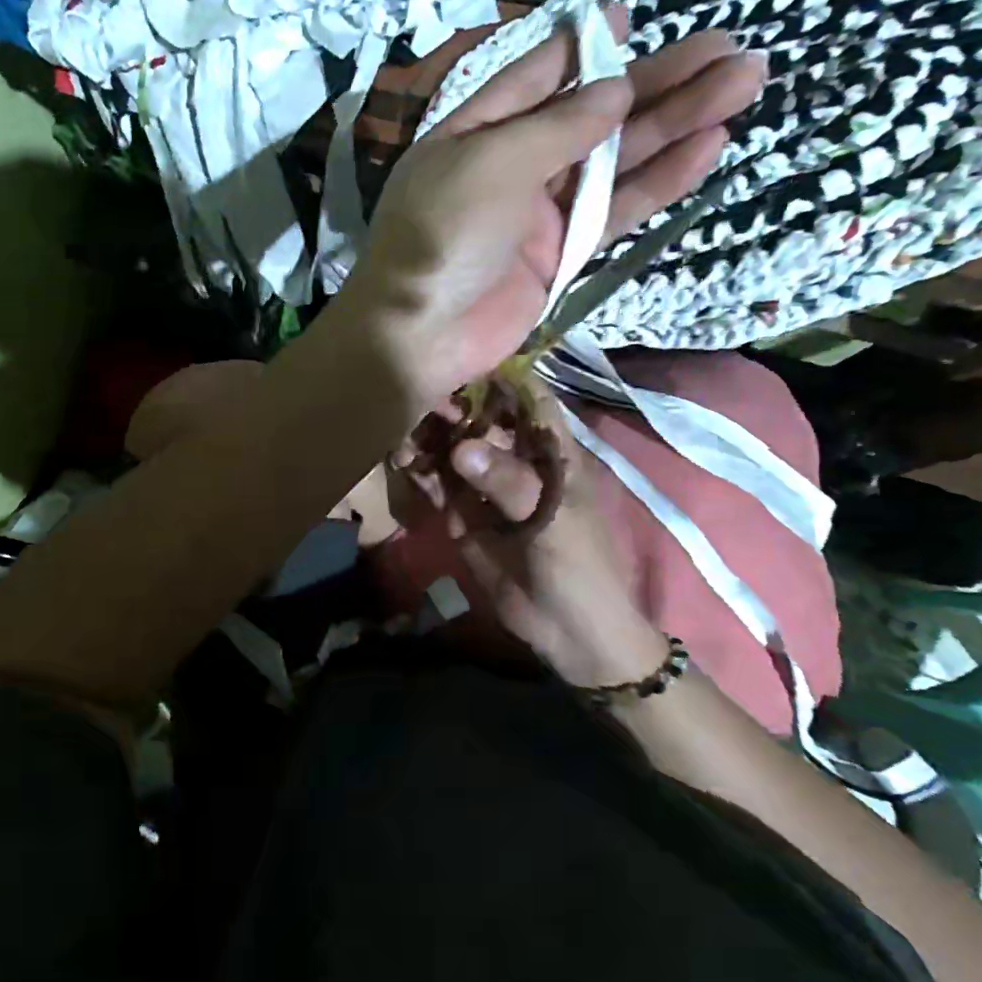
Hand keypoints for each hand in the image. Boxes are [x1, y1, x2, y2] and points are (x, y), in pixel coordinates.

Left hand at [343, 19, 766, 401]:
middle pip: (590, 116)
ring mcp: (535, 214)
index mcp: (474, 133)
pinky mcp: (559, 256)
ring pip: (614, 161)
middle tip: (728, 50)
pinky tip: (708, 147)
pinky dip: (658, 181)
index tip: (633, 18)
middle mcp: (508, 168)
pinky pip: (616, 211)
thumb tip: (615, 89)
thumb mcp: (491, 162)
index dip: (584, 48)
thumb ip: (557, 125)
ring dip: (675, 124)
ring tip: (744, 80)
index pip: (534, 79)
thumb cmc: (443, 237)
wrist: (421, 335)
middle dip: (655, 83)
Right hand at [393, 392, 667, 688]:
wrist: (569, 629)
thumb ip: (509, 482)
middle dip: (451, 404)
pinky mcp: (462, 514)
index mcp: (552, 450)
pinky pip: (437, 483)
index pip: (528, 397)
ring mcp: (486, 486)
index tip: (460, 352)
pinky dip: (418, 469)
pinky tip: (400, 458)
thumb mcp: (555, 521)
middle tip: (416, 395)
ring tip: (400, 427)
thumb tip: (461, 447)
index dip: (500, 374)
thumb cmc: (581, 567)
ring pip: (452, 448)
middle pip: (480, 419)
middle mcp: (516, 459)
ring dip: (428, 436)